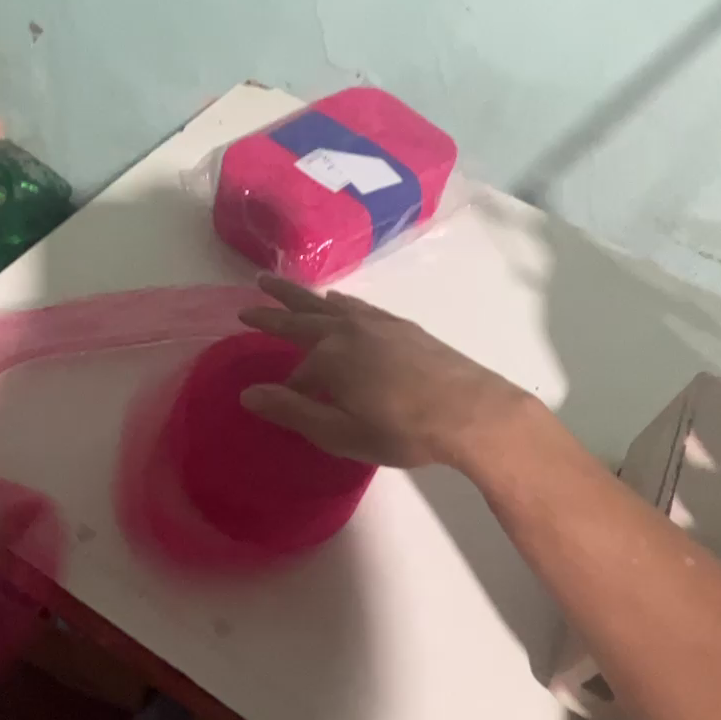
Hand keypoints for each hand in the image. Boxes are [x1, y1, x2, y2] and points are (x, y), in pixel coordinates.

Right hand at [237, 275, 534, 468]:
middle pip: (301, 316)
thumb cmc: (403, 430)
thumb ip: (292, 411)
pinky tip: (338, 302)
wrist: (472, 412)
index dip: (288, 392)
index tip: (284, 406)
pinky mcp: (402, 326)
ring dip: (301, 297)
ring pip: (328, 305)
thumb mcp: (340, 433)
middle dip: (273, 309)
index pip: (296, 373)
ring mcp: (377, 323)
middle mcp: (348, 330)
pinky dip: (340, 303)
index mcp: (329, 356)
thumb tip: (247, 394)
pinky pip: (358, 306)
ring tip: (281, 286)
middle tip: (248, 298)